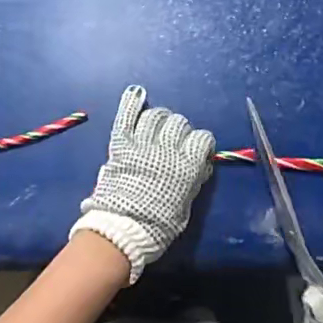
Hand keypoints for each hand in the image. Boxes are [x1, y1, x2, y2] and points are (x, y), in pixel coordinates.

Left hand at [69, 86, 215, 282]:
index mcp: (187, 167)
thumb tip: (199, 165)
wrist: (122, 229)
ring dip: (160, 118)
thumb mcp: (185, 206)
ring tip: (158, 124)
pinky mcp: (120, 144)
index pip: (202, 139)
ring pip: (156, 116)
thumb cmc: (157, 226)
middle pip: (179, 124)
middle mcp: (166, 150)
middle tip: (174, 139)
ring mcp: (141, 144)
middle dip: (180, 129)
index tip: (197, 149)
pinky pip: (126, 116)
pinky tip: (137, 93)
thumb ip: (192, 181)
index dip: (201, 142)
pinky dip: (131, 101)